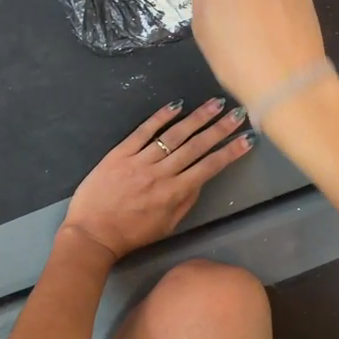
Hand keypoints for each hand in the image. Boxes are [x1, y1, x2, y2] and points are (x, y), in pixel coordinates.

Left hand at [60, 98, 252, 259]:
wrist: (92, 234)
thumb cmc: (130, 235)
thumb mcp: (166, 226)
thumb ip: (185, 201)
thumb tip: (200, 179)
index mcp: (174, 193)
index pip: (209, 167)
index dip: (230, 151)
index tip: (247, 138)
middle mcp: (161, 174)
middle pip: (196, 146)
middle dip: (220, 128)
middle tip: (238, 113)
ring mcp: (140, 161)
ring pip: (174, 135)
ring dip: (197, 118)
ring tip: (215, 104)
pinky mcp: (120, 153)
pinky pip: (143, 132)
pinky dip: (161, 118)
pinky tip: (176, 106)